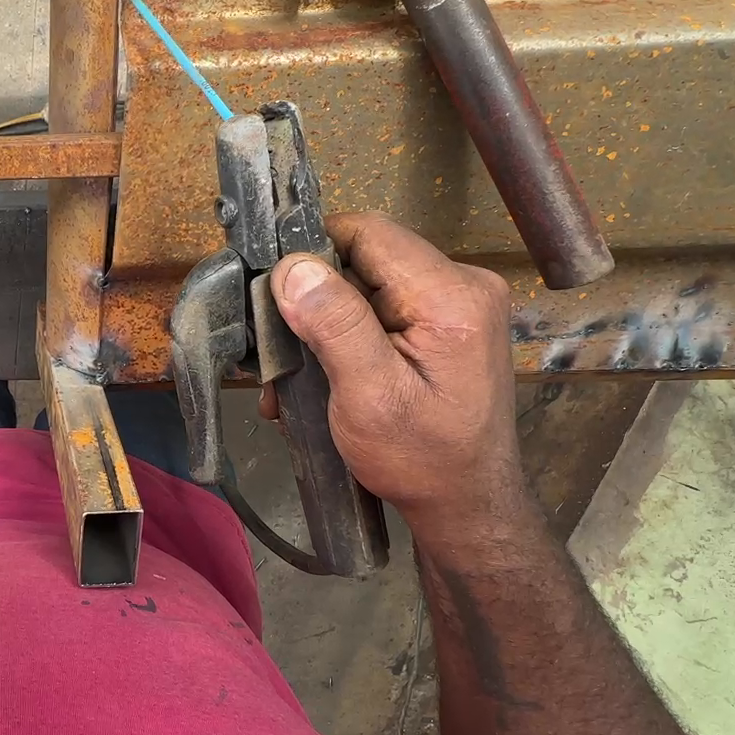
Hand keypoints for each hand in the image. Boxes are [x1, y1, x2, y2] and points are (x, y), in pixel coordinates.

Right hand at [266, 213, 526, 531]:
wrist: (463, 502)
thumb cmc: (419, 456)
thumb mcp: (370, 395)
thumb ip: (336, 325)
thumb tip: (291, 266)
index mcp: (450, 294)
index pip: (366, 233)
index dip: (310, 254)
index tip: (271, 297)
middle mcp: (458, 285)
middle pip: (360, 258)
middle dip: (308, 300)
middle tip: (278, 353)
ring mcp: (450, 305)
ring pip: (360, 286)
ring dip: (317, 326)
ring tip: (293, 376)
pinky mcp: (437, 325)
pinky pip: (373, 310)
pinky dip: (337, 337)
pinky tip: (318, 377)